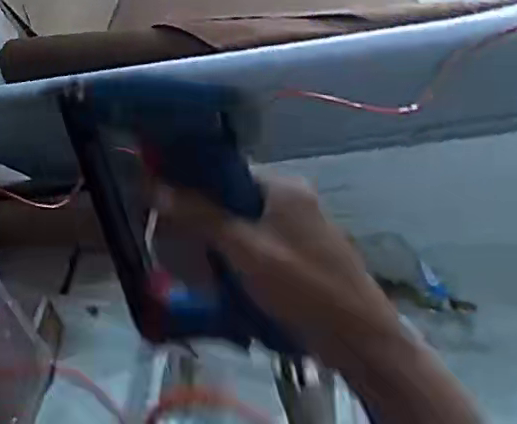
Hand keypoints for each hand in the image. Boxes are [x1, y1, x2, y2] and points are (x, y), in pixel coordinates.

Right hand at [158, 171, 481, 423]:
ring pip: (240, 220)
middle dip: (200, 212)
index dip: (189, 176)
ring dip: (216, 236)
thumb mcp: (244, 249)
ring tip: (192, 254)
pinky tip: (219, 271)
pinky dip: (235, 251)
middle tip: (171, 229)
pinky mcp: (302, 253)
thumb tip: (149, 183)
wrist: (367, 348)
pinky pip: (255, 240)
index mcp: (282, 184)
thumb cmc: (305, 288)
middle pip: (229, 194)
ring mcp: (299, 226)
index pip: (222, 167)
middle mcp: (292, 197)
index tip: (158, 190)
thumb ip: (198, 214)